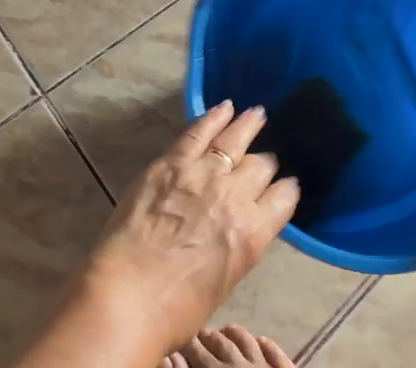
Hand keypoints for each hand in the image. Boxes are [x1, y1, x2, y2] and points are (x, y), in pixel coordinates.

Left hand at [81, 100, 299, 350]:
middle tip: (265, 158)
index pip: (283, 198)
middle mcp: (235, 195)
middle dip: (265, 162)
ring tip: (257, 113)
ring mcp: (203, 173)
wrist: (129, 293)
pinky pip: (198, 132)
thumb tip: (237, 229)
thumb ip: (238, 246)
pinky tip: (224, 107)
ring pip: (234, 141)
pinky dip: (213, 117)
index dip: (286, 189)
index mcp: (253, 232)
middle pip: (260, 166)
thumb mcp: (225, 281)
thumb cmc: (177, 308)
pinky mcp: (172, 162)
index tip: (286, 184)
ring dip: (248, 125)